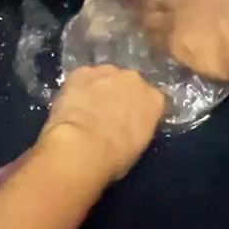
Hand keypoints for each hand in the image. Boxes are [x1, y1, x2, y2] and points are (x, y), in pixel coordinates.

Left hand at [39, 66, 165, 180]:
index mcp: (155, 99)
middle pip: (130, 83)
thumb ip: (140, 126)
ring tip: (89, 107)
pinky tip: (73, 101)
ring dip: (101, 88)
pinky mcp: (81, 72)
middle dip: (122, 94)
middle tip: (110, 113)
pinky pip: (83, 77)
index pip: (154, 100)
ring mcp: (107, 72)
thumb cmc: (115, 156)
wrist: (82, 145)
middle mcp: (135, 79)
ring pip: (106, 76)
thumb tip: (131, 126)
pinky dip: (80, 86)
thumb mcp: (139, 145)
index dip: (142, 110)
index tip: (134, 120)